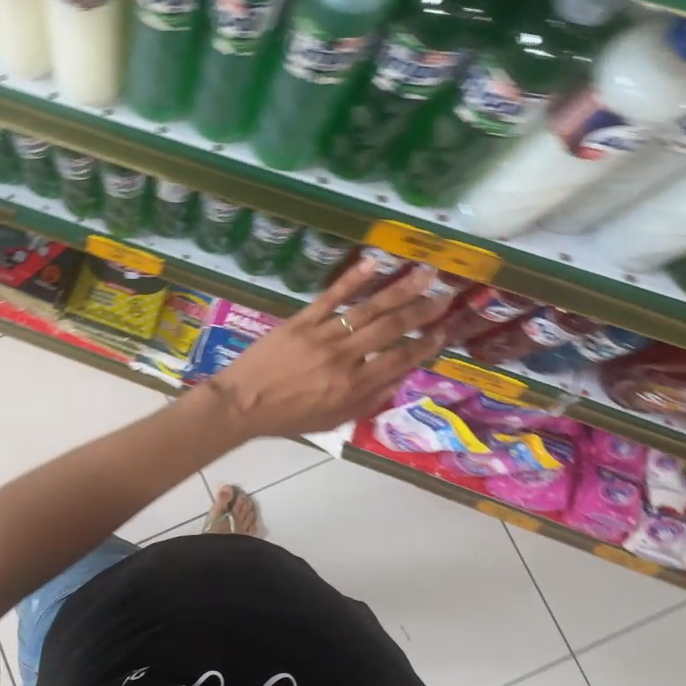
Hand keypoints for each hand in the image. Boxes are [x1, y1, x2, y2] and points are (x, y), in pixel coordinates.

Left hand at [197, 263, 448, 437]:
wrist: (240, 403)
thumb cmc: (286, 417)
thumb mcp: (333, 421)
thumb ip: (368, 401)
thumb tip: (398, 378)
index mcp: (353, 387)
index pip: (399, 360)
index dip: (425, 345)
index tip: (444, 331)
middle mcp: (343, 358)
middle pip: (391, 329)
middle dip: (422, 311)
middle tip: (446, 294)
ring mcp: (321, 336)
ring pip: (367, 309)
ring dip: (399, 289)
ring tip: (425, 272)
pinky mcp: (300, 321)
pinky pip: (330, 297)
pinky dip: (352, 279)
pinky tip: (374, 263)